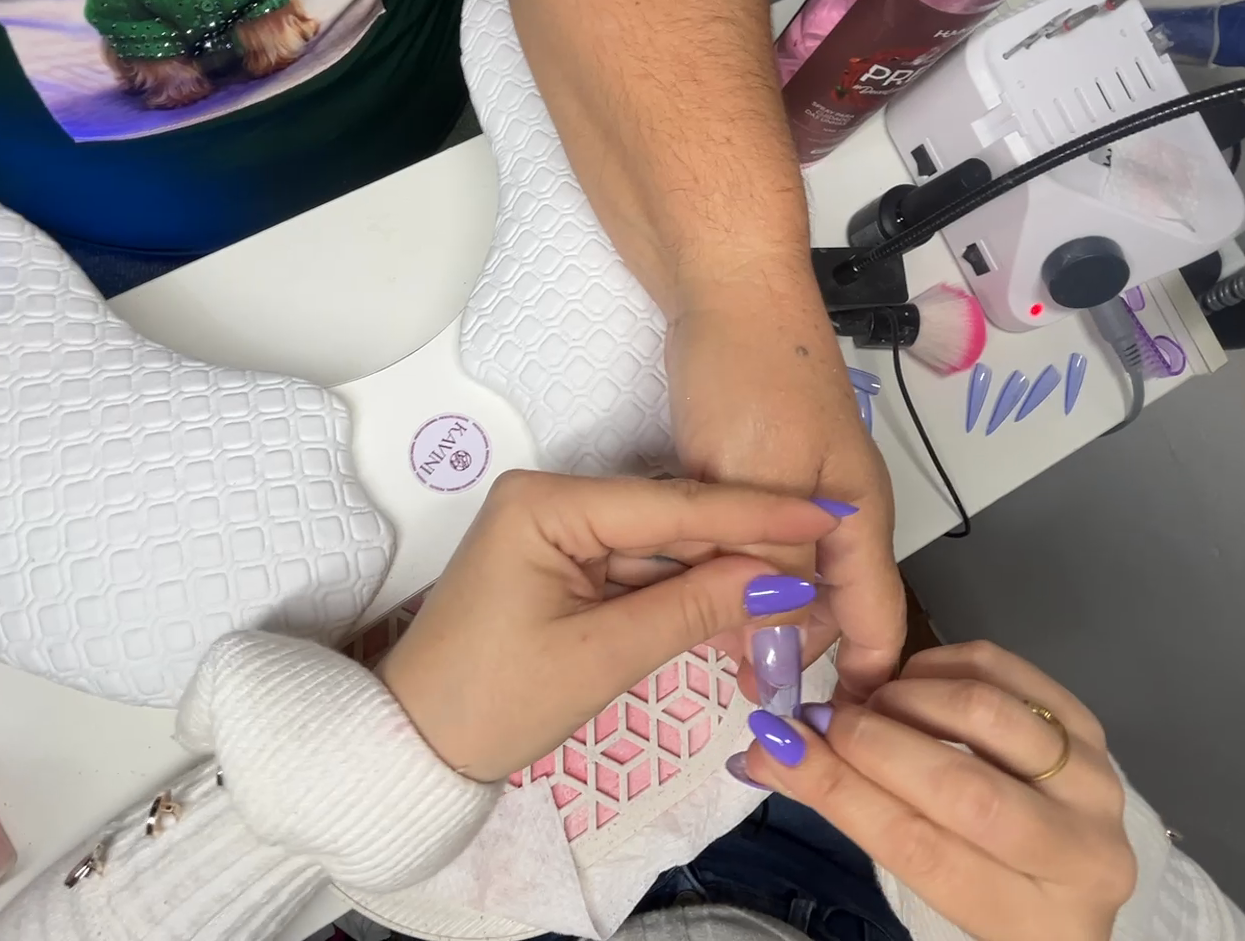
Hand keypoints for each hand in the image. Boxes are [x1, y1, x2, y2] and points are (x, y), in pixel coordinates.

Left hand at [379, 471, 844, 781]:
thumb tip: (780, 581)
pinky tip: (734, 598)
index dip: (754, 513)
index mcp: (547, 502)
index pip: (670, 505)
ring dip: (717, 570)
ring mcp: (556, 527)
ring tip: (793, 584)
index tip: (827, 511)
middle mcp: (552, 498)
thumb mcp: (602, 655)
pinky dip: (681, 588)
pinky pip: (634, 566)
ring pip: (657, 544)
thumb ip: (694, 608)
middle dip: (741, 545)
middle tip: (822, 555)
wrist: (417, 746)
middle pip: (666, 519)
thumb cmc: (495, 703)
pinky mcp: (561, 559)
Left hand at [666, 290, 902, 702]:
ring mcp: (789, 488)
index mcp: (854, 518)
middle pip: (825, 603)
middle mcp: (830, 511)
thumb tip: (770, 651)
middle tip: (740, 686)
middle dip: (787, 644)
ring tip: (707, 643)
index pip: (875, 616)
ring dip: (750, 607)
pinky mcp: (751, 471)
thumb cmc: (751, 381)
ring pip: (781, 574)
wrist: (727, 290)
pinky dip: (725, 567)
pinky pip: (747, 540)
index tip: (824, 727)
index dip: (858, 675)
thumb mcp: (758, 480)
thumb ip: (767, 564)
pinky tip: (690, 586)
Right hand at [739, 642, 1136, 940]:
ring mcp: (1096, 783)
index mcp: (1028, 921)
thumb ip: (840, 802)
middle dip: (875, 743)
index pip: (921, 850)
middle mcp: (1083, 858)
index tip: (781, 742)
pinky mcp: (1086, 723)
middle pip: (965, 791)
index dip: (842, 791)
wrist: (1060, 865)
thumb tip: (764, 747)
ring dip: (908, 700)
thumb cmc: (973, 874)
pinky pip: (999, 668)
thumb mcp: (910, 866)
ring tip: (875, 707)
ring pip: (986, 715)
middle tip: (826, 719)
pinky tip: (914, 685)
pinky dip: (939, 664)